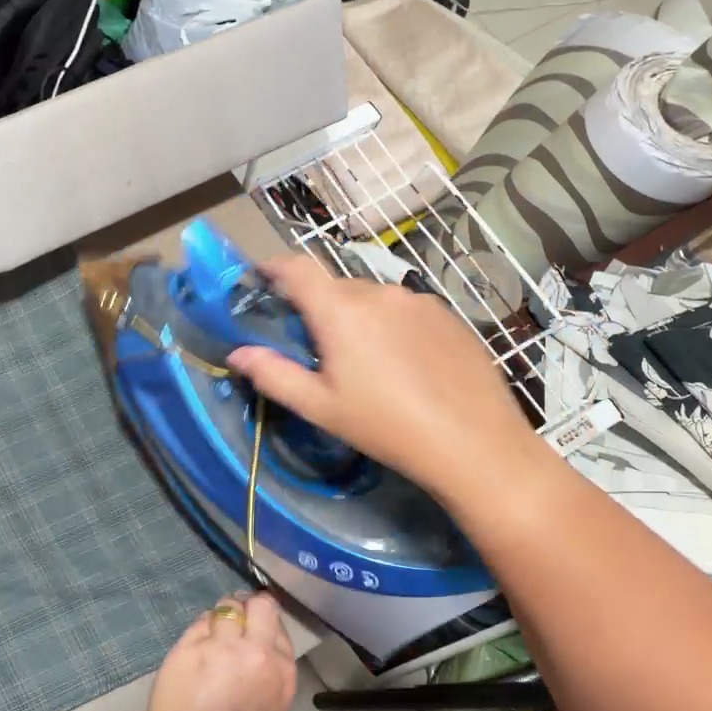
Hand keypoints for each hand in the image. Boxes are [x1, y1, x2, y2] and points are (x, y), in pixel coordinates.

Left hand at [128, 593, 296, 710]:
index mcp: (282, 674)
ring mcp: (222, 645)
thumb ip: (269, 676)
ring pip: (227, 607)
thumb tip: (260, 650)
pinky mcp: (191, 643)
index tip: (256, 626)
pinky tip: (197, 643)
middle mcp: (257, 652)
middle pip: (260, 606)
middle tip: (238, 616)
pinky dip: (201, 627)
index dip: (266, 624)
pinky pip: (201, 620)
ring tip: (215, 629)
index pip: (280, 629)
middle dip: (250, 605)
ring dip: (223, 613)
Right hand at [225, 254, 547, 495]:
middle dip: (317, 308)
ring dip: (355, 318)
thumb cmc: (384, 426)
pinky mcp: (448, 315)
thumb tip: (237, 354)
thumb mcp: (319, 407)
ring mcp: (419, 301)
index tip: (259, 278)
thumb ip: (273, 375)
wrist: (474, 443)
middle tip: (312, 346)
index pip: (298, 268)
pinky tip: (400, 366)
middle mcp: (379, 293)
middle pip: (334, 287)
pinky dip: (389, 327)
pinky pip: (404, 311)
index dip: (273, 268)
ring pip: (371, 300)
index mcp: (341, 311)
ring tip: (361, 362)